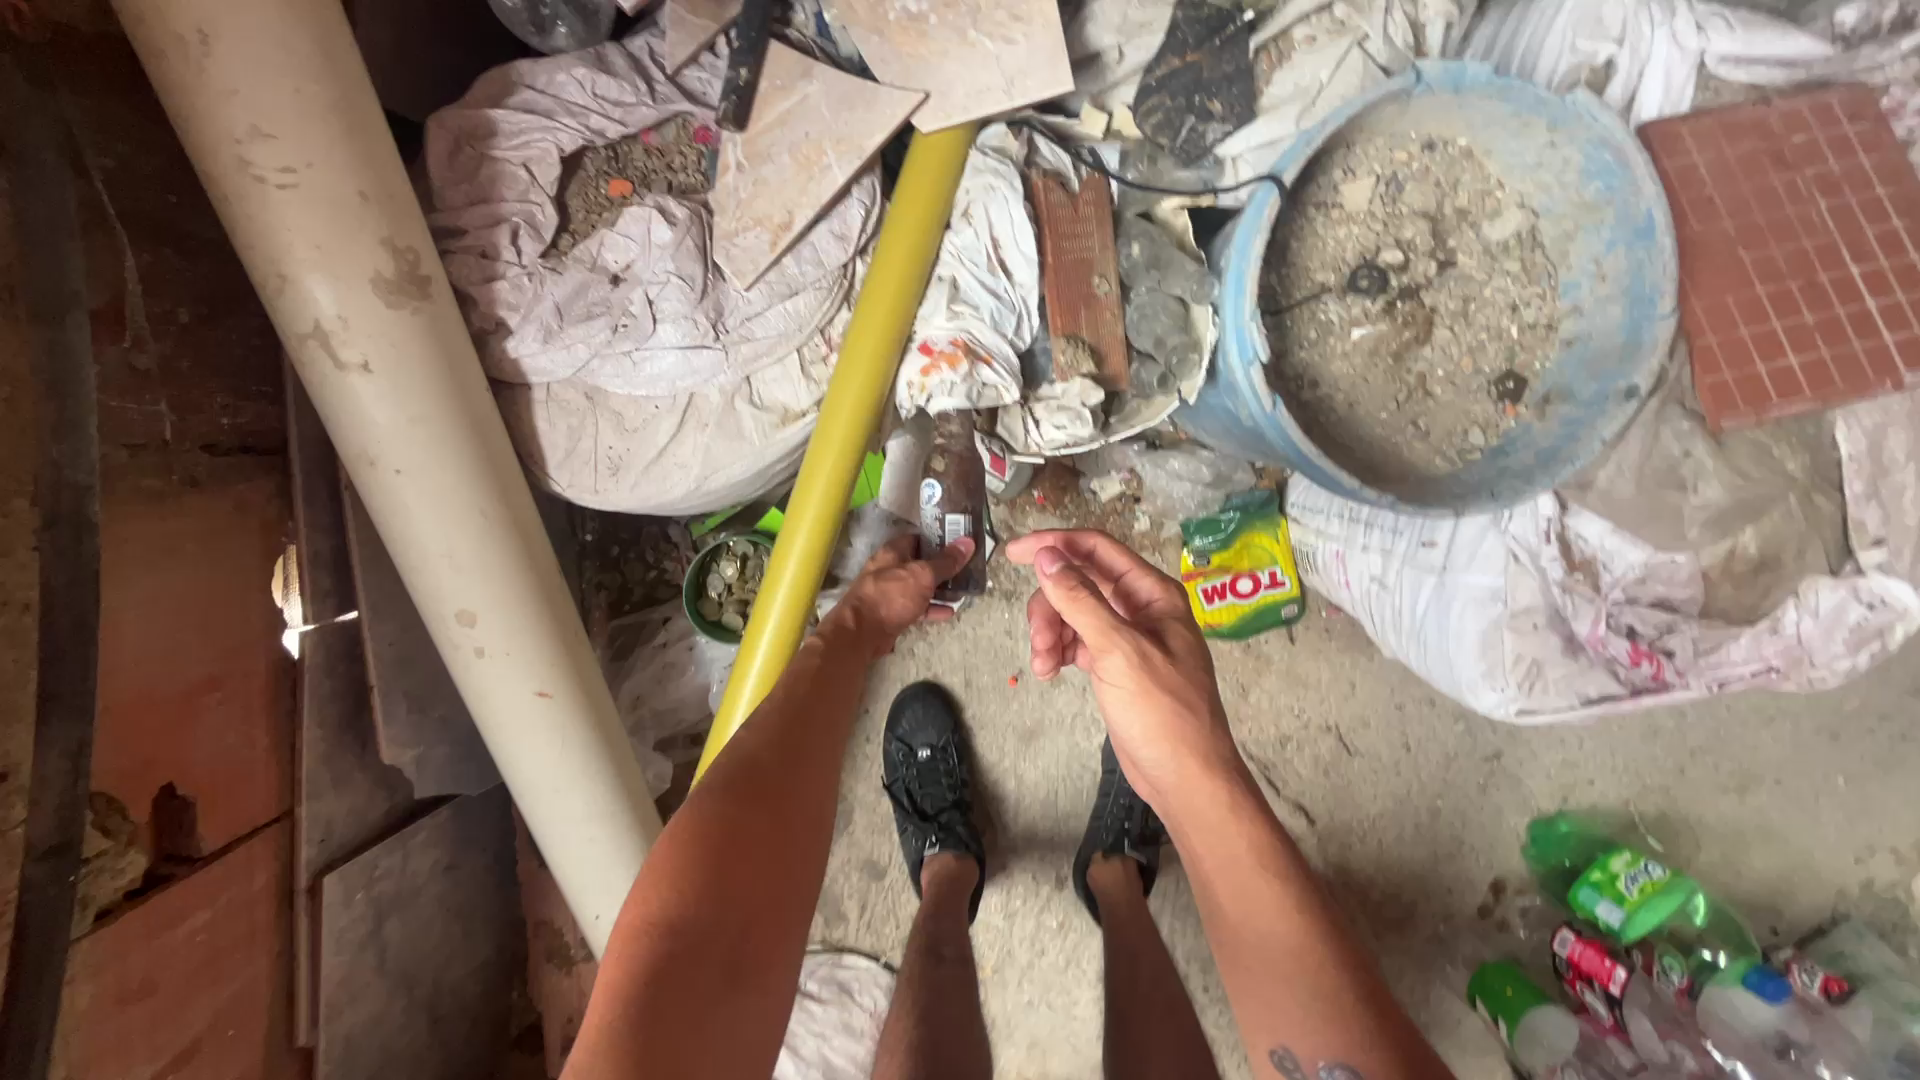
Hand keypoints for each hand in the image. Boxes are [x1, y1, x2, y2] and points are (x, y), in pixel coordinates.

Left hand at [821, 533, 974, 659]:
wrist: (863, 633)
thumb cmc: (892, 595)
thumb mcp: (923, 575)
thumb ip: (946, 561)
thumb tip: (968, 542)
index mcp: (893, 552)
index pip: (918, 538)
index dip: (939, 539)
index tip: (960, 544)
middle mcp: (890, 569)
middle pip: (920, 563)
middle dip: (942, 567)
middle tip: (966, 569)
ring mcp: (890, 592)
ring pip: (919, 587)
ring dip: (939, 589)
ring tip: (963, 590)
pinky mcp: (892, 613)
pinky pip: (916, 607)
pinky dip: (931, 608)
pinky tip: (949, 612)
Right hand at [1004, 529, 1237, 811]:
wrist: (1185, 777)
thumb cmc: (1162, 712)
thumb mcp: (1118, 651)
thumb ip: (1080, 600)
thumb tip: (1047, 556)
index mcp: (1152, 594)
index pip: (1096, 549)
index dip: (1055, 545)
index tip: (1013, 553)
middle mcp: (1140, 608)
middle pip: (1079, 583)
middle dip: (1050, 605)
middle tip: (1037, 639)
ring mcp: (1127, 637)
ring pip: (1074, 614)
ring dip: (1051, 632)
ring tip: (1043, 666)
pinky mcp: (1115, 664)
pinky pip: (1077, 642)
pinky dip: (1059, 651)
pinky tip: (1049, 672)